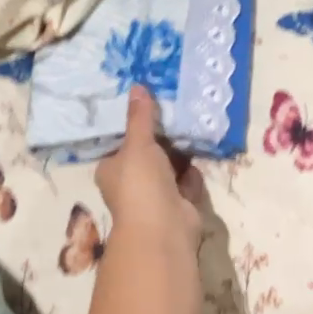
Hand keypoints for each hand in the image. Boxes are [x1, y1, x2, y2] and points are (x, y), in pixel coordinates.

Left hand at [95, 86, 203, 251]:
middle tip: (176, 111)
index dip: (133, 125)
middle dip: (162, 138)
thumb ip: (140, 117)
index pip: (120, 142)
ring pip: (170, 168)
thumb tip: (137, 86)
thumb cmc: (141, 183)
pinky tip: (201, 156)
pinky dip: (193, 173)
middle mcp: (131, 182)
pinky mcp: (179, 204)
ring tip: (192, 127)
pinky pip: (187, 182)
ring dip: (181, 154)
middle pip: (148, 153)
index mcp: (111, 168)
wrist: (164, 227)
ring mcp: (156, 195)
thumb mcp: (138, 143)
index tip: (149, 104)